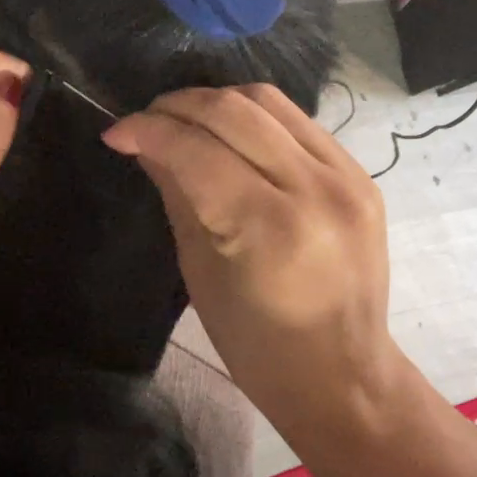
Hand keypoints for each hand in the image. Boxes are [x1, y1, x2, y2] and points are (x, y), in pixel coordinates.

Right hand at [103, 85, 404, 434]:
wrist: (343, 376)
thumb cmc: (256, 343)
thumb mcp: (198, 268)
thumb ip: (175, 191)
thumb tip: (143, 141)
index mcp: (270, 227)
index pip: (196, 149)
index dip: (148, 130)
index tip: (116, 132)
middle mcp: (314, 189)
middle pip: (232, 111)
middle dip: (177, 106)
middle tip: (145, 120)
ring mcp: (345, 177)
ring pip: (266, 101)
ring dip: (215, 101)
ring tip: (184, 119)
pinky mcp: (360, 173)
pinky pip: (296, 120)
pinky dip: (253, 116)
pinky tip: (230, 134)